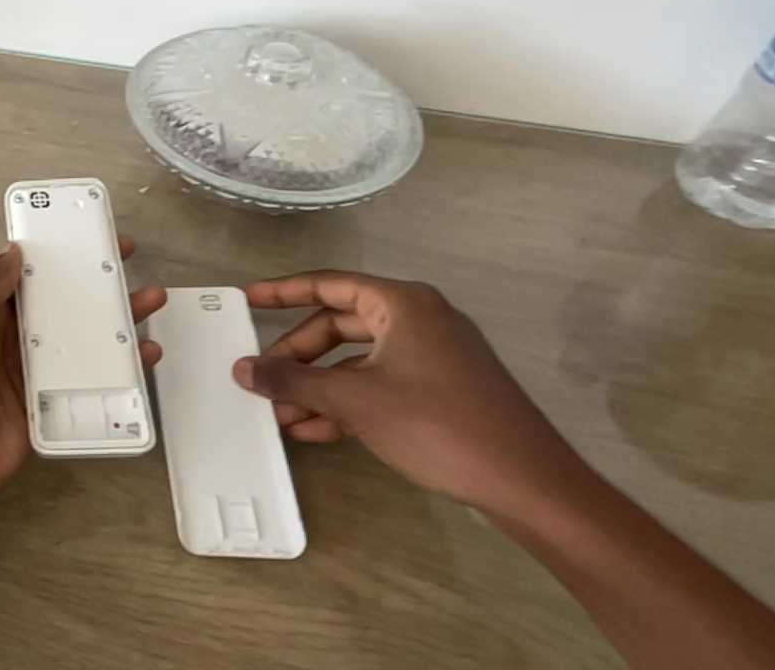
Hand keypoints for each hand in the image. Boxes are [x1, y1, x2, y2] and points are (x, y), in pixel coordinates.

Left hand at [0, 239, 164, 525]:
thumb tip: (13, 252)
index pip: (27, 276)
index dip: (57, 256)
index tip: (89, 236)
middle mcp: (11, 338)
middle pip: (62, 305)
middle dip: (94, 283)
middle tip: (128, 261)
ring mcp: (32, 374)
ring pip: (82, 341)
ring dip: (116, 321)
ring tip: (151, 301)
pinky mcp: (50, 408)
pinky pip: (90, 383)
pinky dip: (120, 370)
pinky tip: (146, 356)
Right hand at [234, 271, 589, 518]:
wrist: (532, 490)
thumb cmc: (440, 426)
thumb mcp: (355, 400)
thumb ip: (292, 380)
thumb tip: (242, 368)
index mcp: (402, 305)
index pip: (328, 285)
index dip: (283, 291)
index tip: (246, 298)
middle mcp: (417, 321)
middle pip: (338, 326)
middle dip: (297, 355)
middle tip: (262, 376)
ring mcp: (432, 358)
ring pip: (355, 361)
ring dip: (317, 386)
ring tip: (280, 412)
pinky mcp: (440, 392)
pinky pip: (377, 385)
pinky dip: (345, 404)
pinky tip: (314, 431)